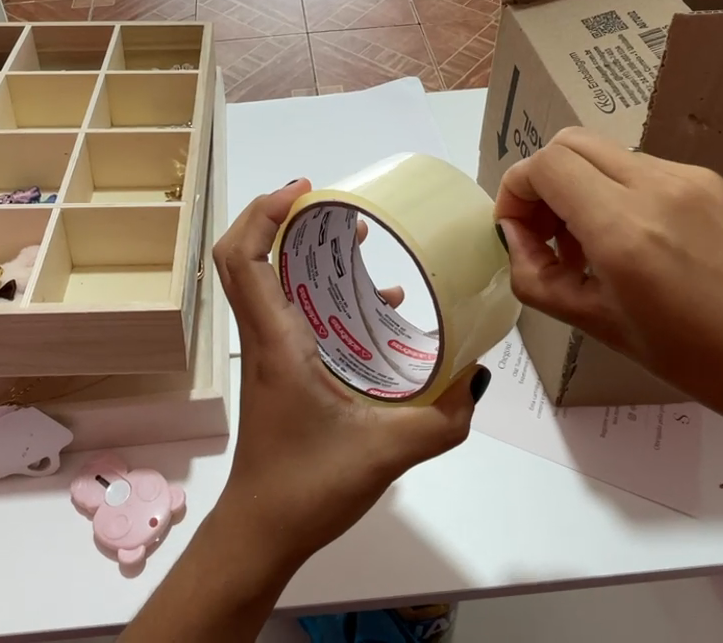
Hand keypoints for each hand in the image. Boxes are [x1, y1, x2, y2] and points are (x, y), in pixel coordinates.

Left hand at [211, 180, 489, 569]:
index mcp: (277, 340)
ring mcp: (268, 351)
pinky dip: (323, 291)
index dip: (264, 212)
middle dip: (284, 219)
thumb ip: (444, 417)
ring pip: (270, 280)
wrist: (262, 530)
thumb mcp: (387, 451)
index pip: (244, 257)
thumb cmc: (308, 486)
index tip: (305, 192)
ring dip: (305, 251)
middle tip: (334, 208)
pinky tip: (380, 304)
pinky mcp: (279, 367)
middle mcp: (265, 335)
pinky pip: (292, 309)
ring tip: (358, 240)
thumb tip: (478, 375)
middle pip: (247, 256)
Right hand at [494, 127, 722, 435]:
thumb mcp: (607, 330)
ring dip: (579, 188)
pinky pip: (641, 170)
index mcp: (625, 228)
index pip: (543, 165)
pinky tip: (634, 247)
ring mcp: (689, 178)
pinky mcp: (714, 184)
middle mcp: (655, 186)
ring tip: (590, 251)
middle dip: (541, 183)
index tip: (519, 237)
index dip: (515, 193)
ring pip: (604, 155)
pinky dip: (615, 194)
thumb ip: (542, 279)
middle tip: (547, 238)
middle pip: (568, 144)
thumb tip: (517, 241)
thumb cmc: (712, 365)